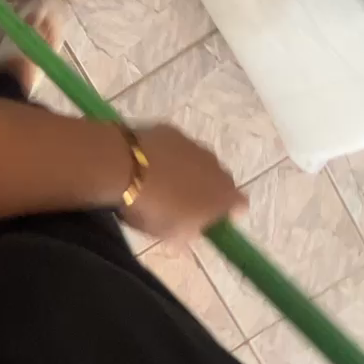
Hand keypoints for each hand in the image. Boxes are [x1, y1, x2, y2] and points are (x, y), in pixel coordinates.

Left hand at [118, 123, 247, 238]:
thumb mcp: (172, 234)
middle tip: (179, 201)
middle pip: (218, 179)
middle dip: (204, 189)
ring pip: (196, 160)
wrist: (124, 165)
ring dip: (184, 169)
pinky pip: (174, 145)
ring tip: (158, 181)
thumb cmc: (152, 208)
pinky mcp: (171, 129)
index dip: (225, 212)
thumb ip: (189, 233)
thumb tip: (191, 231)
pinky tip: (145, 161)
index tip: (208, 219)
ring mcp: (194, 144)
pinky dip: (165, 152)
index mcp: (225, 195)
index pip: (239, 205)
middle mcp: (217, 166)